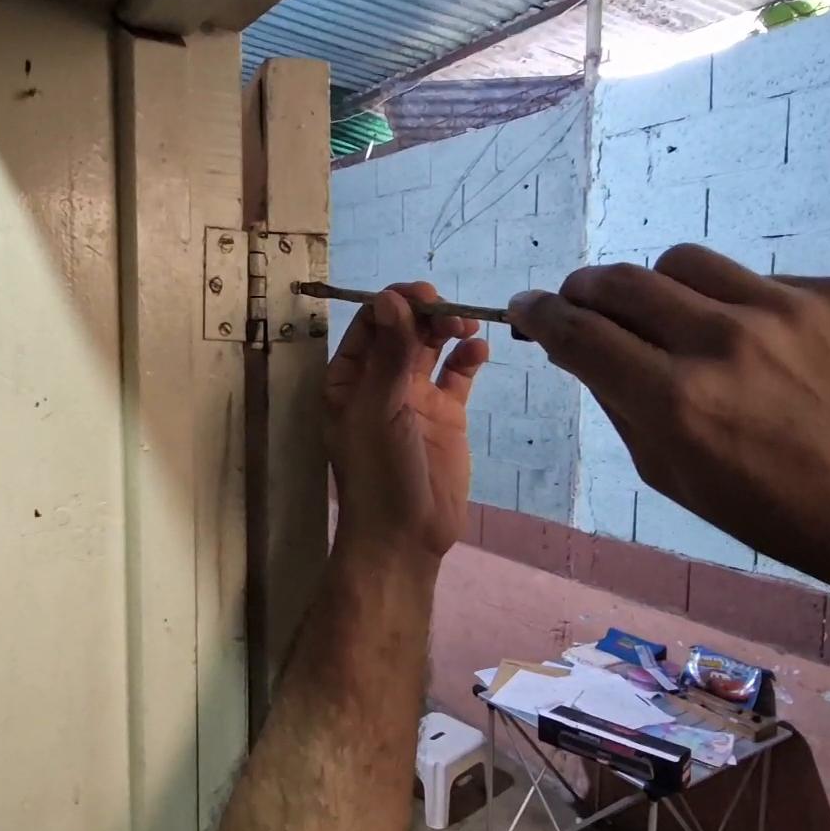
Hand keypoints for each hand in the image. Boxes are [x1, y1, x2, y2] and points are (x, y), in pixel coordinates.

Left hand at [327, 283, 487, 560]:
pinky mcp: (447, 415)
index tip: (426, 295)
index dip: (397, 303)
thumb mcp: (378, 409)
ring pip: (432, 348)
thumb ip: (389, 355)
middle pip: (404, 330)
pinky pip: (458, 375)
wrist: (405, 535)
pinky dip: (468, 359)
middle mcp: (380, 381)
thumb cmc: (378, 472)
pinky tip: (479, 351)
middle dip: (427, 315)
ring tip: (467, 327)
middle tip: (452, 313)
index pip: (372, 324)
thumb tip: (391, 298)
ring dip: (448, 331)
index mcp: (349, 377)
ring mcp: (414, 397)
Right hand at [507, 244, 829, 587]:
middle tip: (579, 302)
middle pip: (618, 282)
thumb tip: (575, 350)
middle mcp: (723, 343)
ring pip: (680, 262)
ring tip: (670, 319)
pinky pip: (751, 280)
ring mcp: (785, 310)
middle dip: (582, 290)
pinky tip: (758, 344)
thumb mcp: (671, 473)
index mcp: (676, 402)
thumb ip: (617, 403)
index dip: (539, 314)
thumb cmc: (773, 510)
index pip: (579, 334)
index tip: (524, 306)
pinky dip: (732, 305)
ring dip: (654, 288)